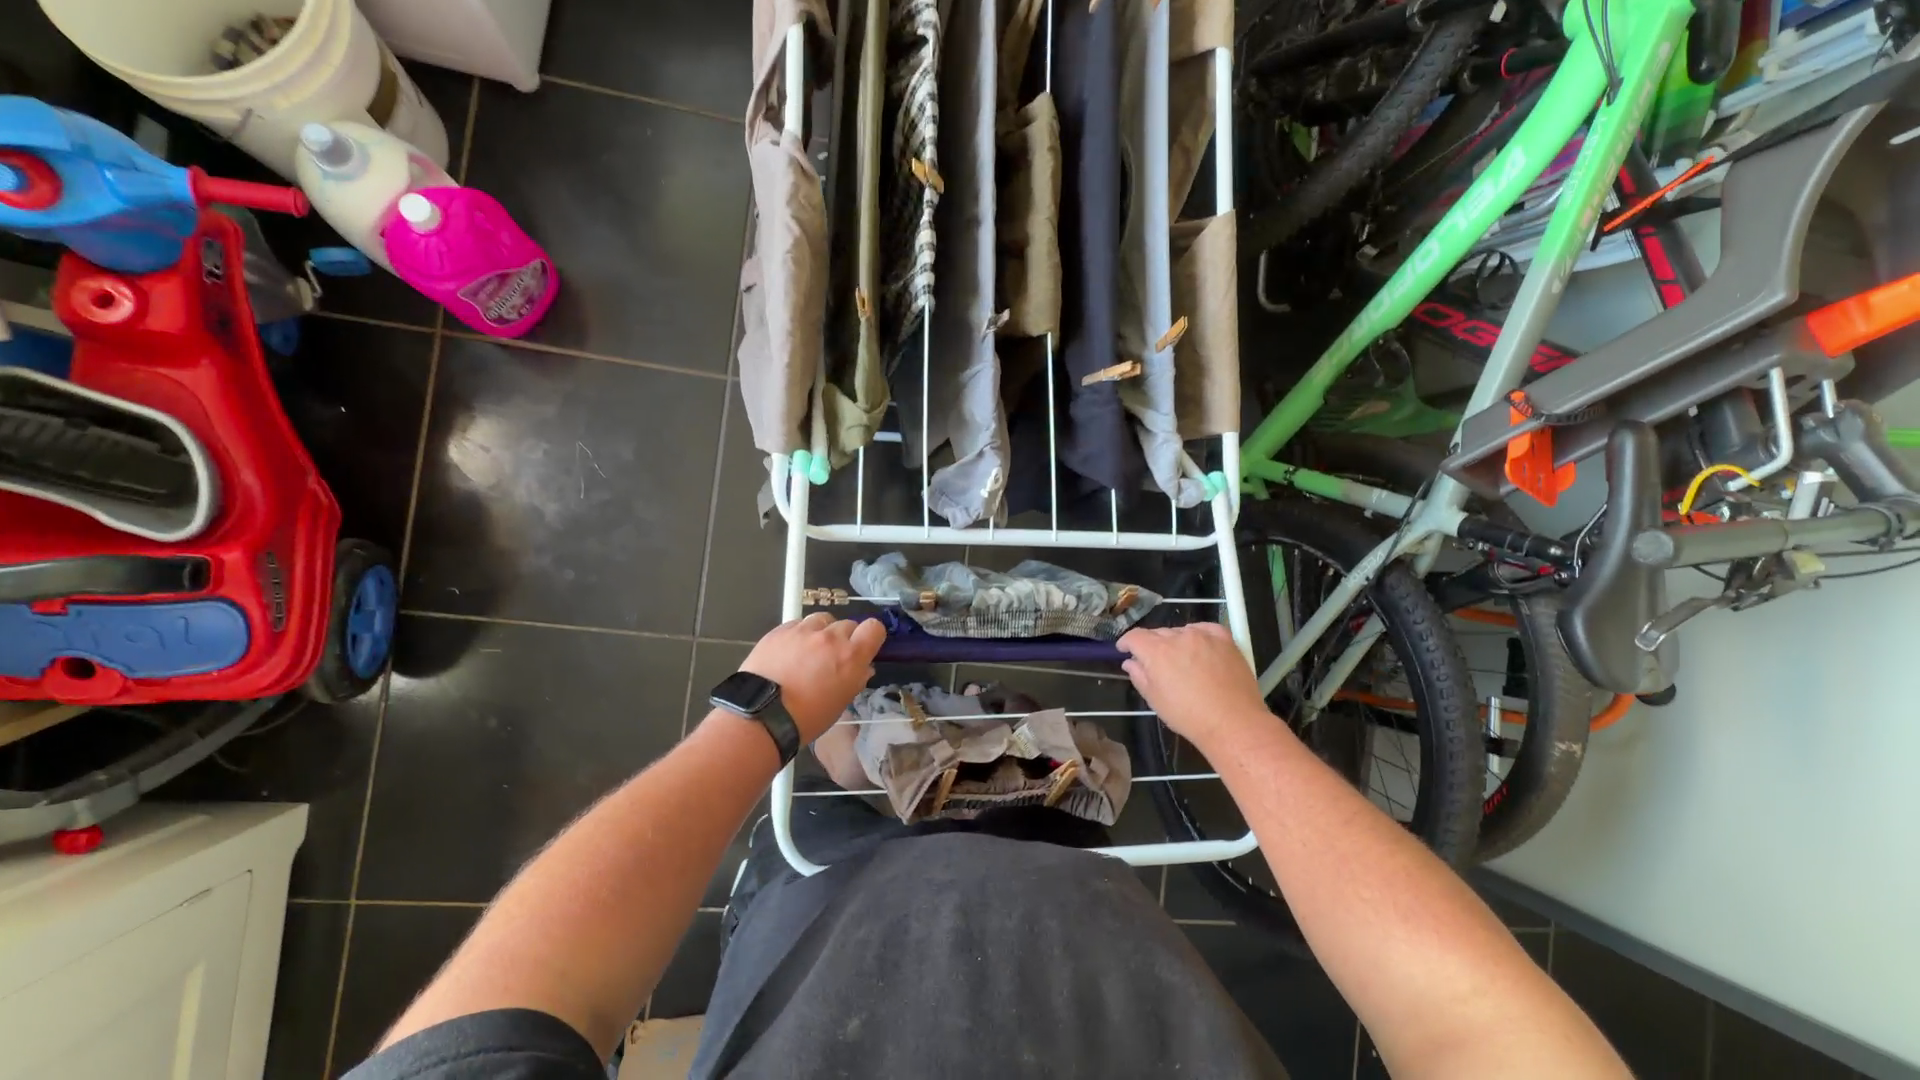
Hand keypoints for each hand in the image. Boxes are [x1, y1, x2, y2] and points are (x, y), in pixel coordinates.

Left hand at [739, 613, 885, 741]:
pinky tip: (789, 652)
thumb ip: (855, 680)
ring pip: (821, 620)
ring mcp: (803, 631)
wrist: (762, 715)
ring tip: (810, 651)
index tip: (863, 647)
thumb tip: (862, 668)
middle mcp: (830, 637)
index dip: (870, 636)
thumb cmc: (807, 718)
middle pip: (847, 624)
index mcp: (851, 656)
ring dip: (821, 632)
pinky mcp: (779, 631)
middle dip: (844, 639)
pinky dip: (799, 634)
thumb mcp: (840, 703)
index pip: (874, 627)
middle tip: (832, 658)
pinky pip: (797, 624)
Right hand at [1119, 623, 1272, 749]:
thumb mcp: (1155, 700)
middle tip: (1155, 663)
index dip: (1127, 643)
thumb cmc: (1188, 716)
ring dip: (1176, 641)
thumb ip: (1139, 676)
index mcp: (1156, 652)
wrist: (1232, 722)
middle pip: (1158, 633)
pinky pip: (1206, 629)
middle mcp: (1179, 637)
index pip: (1135, 636)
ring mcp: (1204, 636)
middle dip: (1152, 645)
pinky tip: (1201, 647)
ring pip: (1182, 631)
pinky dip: (1199, 634)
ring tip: (1182, 660)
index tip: (1125, 650)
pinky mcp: (1225, 639)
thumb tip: (1130, 662)